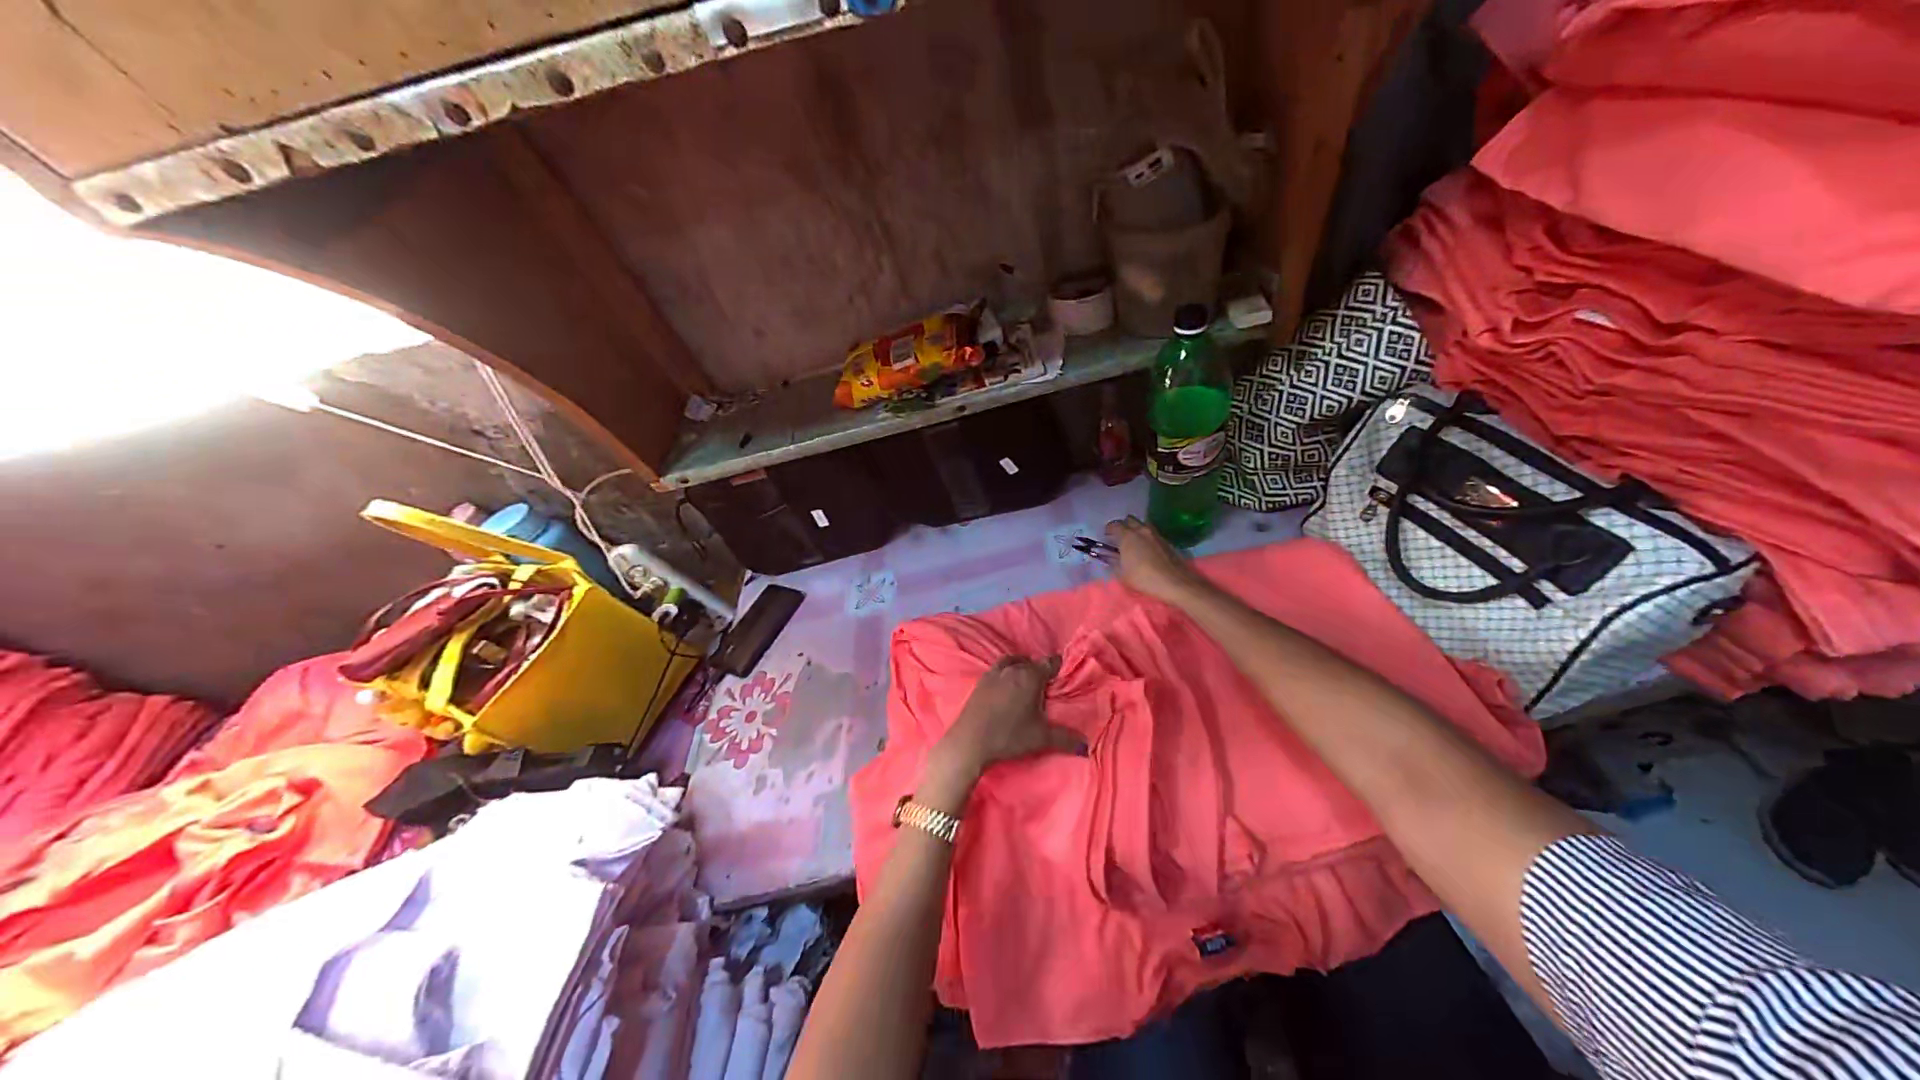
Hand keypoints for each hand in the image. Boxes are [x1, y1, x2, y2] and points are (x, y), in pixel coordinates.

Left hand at [921, 656, 1081, 809]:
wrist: (970, 741)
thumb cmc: (1009, 736)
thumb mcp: (1041, 738)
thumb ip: (1066, 738)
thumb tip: (1086, 745)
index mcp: (1030, 676)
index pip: (1050, 663)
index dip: (1059, 668)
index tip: (1064, 677)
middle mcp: (1012, 668)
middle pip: (1031, 662)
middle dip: (1041, 670)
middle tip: (1048, 685)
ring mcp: (993, 673)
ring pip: (1013, 663)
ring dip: (1021, 668)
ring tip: (1027, 684)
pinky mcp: (980, 682)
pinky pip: (998, 670)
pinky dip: (1006, 674)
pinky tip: (1007, 689)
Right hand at [1105, 516, 1209, 606]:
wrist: (1173, 582)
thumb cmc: (1143, 578)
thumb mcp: (1122, 574)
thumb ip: (1113, 562)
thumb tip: (1109, 556)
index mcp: (1128, 536)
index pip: (1114, 525)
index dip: (1109, 530)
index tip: (1107, 537)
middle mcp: (1142, 530)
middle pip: (1130, 520)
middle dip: (1123, 526)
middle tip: (1120, 537)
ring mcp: (1156, 534)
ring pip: (1143, 524)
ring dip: (1136, 529)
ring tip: (1134, 542)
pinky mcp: (1166, 541)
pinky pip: (1153, 533)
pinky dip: (1147, 537)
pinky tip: (1147, 549)